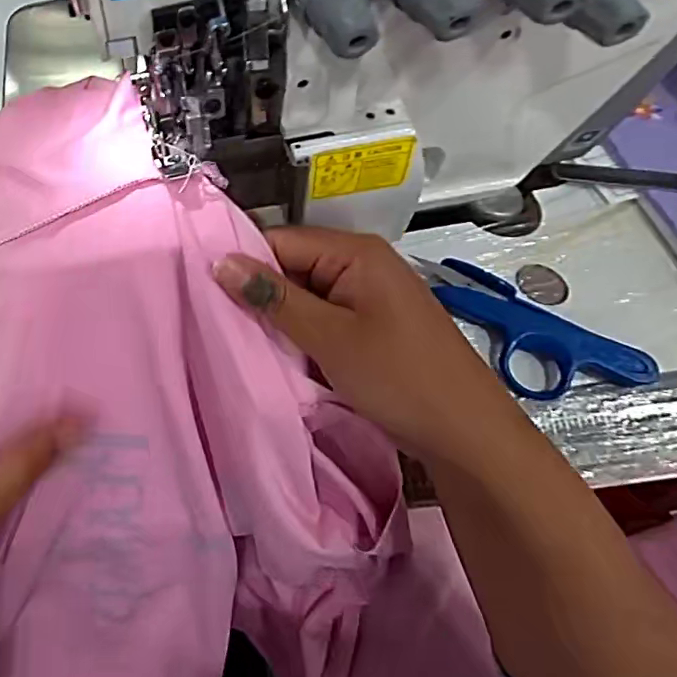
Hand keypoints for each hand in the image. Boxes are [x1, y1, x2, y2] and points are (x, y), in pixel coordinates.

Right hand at [212, 227, 510, 463]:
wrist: (469, 436)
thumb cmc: (400, 378)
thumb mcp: (329, 337)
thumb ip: (273, 297)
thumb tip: (218, 261)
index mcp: (355, 251)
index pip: (280, 240)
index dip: (245, 263)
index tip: (206, 291)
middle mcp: (362, 262)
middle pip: (292, 263)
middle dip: (262, 292)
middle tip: (223, 322)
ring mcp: (369, 292)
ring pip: (305, 292)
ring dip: (282, 315)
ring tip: (248, 339)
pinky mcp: (372, 321)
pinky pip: (324, 313)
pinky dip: (303, 330)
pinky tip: (285, 352)